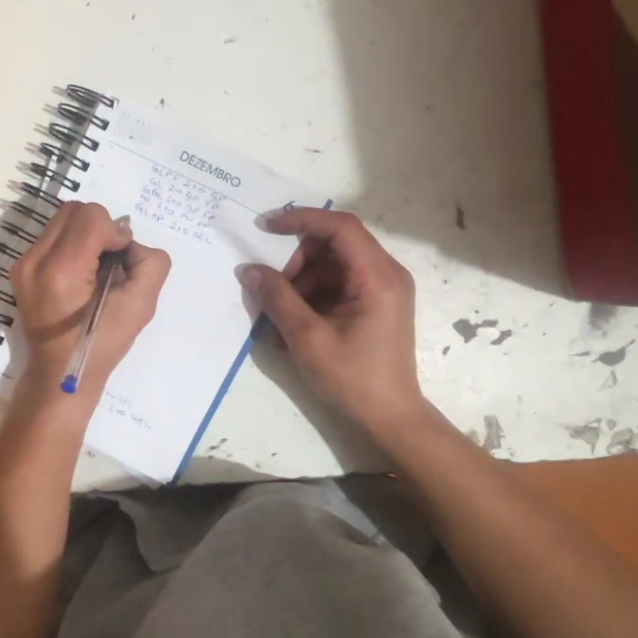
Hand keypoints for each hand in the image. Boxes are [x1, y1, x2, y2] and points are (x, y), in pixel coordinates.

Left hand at [11, 202, 170, 396]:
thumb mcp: (141, 307)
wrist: (59, 375)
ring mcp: (23, 265)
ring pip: (62, 220)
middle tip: (111, 262)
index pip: (91, 218)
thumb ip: (149, 264)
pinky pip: (52, 236)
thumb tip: (128, 243)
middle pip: (75, 211)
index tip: (122, 261)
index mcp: (61, 272)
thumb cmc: (101, 346)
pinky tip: (80, 275)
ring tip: (96, 269)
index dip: (116, 233)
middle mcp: (34, 262)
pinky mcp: (21, 269)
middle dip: (101, 228)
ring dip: (86, 234)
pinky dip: (72, 244)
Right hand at [237, 209, 427, 437]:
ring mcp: (380, 290)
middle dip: (295, 264)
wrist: (389, 417)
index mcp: (377, 276)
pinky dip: (309, 300)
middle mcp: (384, 274)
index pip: (340, 226)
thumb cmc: (353, 378)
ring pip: (329, 267)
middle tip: (270, 291)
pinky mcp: (371, 305)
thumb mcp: (307, 338)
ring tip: (277, 320)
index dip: (301, 219)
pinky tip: (290, 328)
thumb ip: (277, 298)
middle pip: (332, 246)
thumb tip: (249, 270)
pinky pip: (334, 287)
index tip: (265, 227)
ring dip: (298, 286)